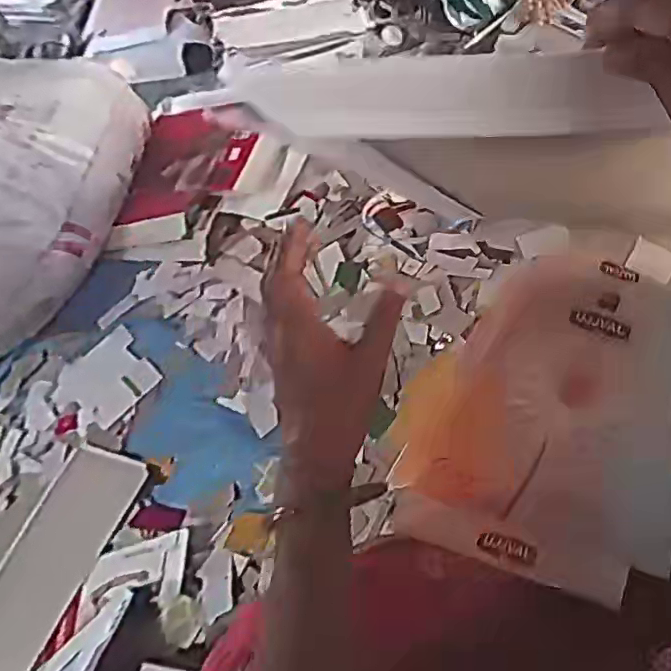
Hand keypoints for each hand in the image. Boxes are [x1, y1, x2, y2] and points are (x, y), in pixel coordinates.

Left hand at [261, 222, 406, 495]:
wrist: (316, 446)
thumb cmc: (343, 403)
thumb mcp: (371, 357)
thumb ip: (384, 316)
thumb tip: (399, 280)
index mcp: (299, 326)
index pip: (288, 276)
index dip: (295, 248)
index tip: (304, 224)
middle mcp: (279, 331)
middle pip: (273, 283)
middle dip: (285, 255)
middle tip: (302, 234)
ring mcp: (276, 346)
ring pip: (270, 299)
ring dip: (282, 273)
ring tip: (299, 257)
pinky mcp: (280, 359)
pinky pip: (275, 314)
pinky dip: (284, 294)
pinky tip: (298, 299)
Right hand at [509, 0, 568, 20]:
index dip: (562, 1)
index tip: (565, 8)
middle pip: (547, 2)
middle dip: (549, 12)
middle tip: (551, 21)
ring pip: (536, 4)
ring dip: (538, 15)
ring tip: (540, 23)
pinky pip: (525, 2)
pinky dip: (526, 10)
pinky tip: (527, 17)